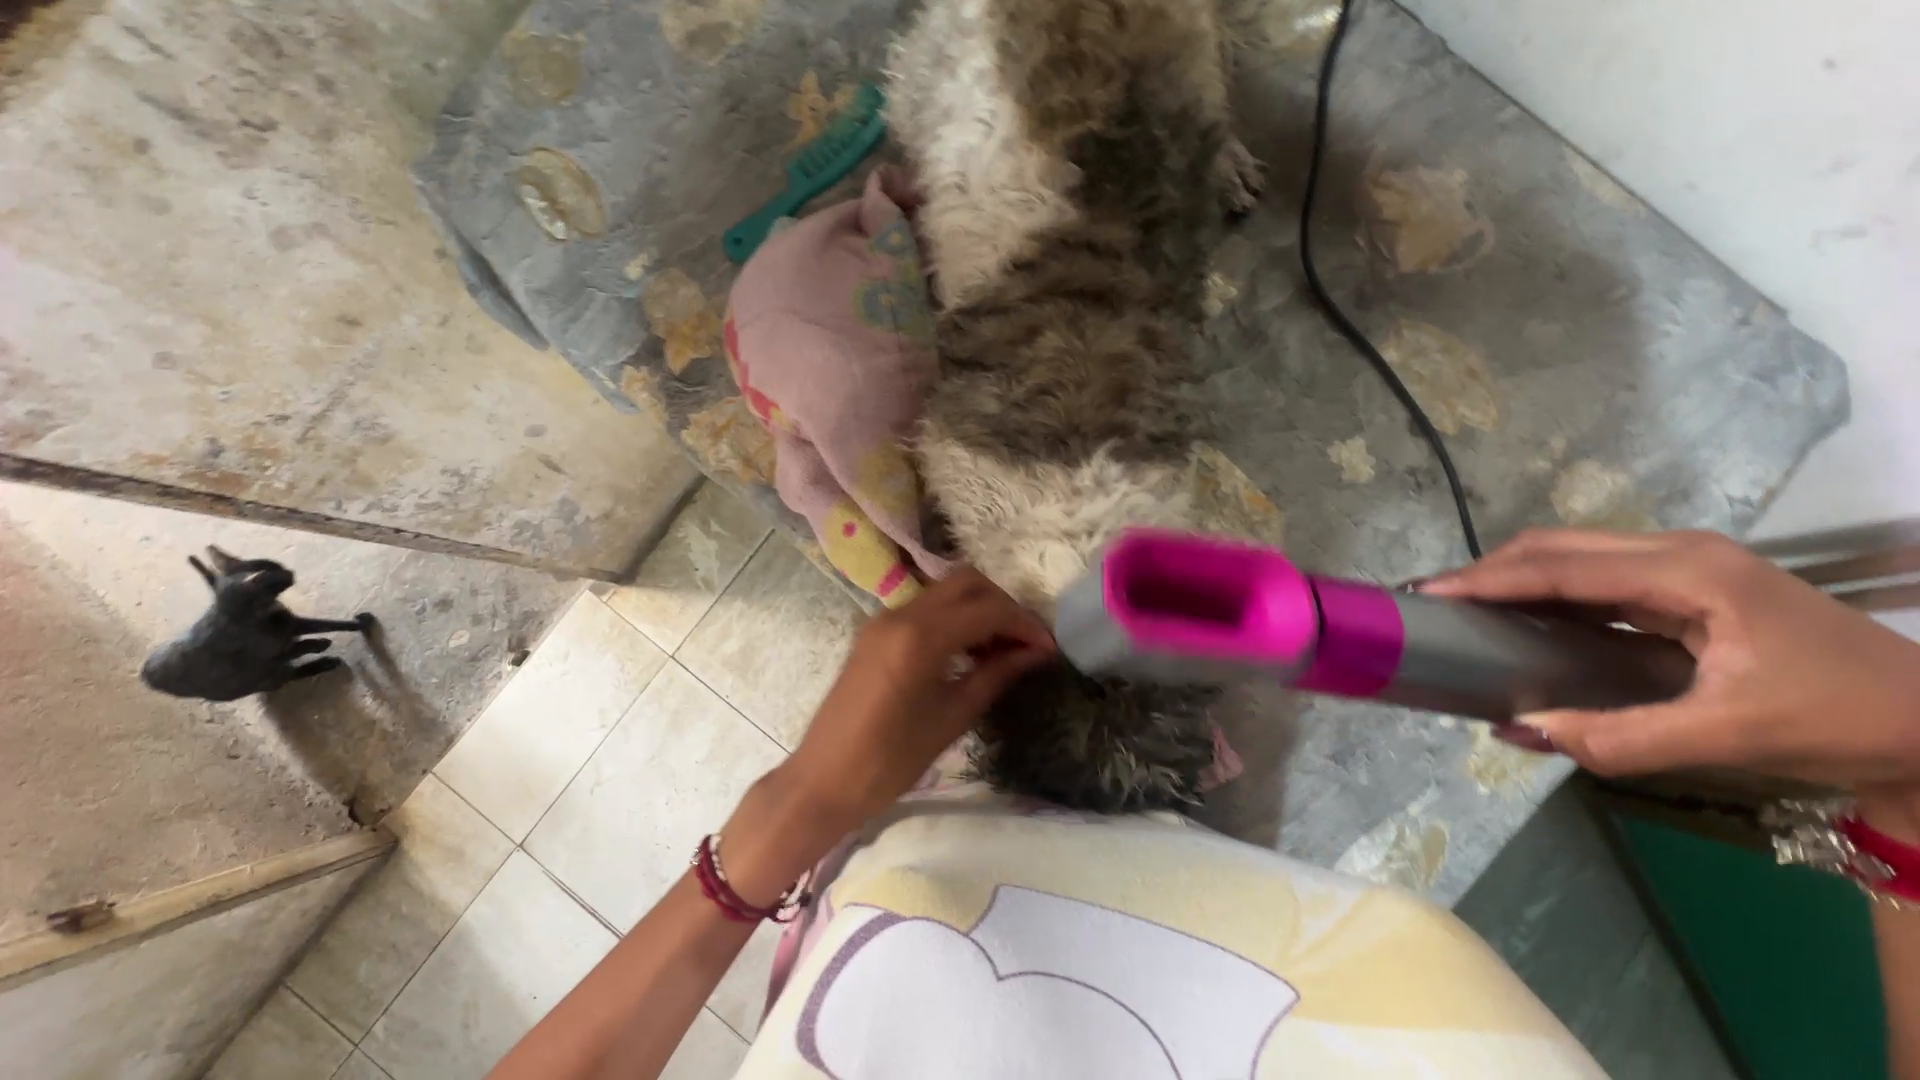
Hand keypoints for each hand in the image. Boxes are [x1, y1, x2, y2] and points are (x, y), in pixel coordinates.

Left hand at [719, 567, 1053, 902]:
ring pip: (944, 591)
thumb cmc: (890, 761)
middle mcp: (900, 614)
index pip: (987, 609)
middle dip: (1002, 606)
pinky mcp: (873, 632)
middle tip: (1025, 644)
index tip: (1048, 650)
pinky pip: (923, 609)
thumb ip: (995, 676)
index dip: (1024, 624)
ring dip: (977, 610)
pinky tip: (968, 654)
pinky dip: (952, 619)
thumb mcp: (952, 718)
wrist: (823, 780)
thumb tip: (1035, 653)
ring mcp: (882, 620)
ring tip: (1002, 652)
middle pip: (966, 583)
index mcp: (920, 637)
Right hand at [1423, 529, 1919, 826]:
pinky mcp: (1687, 587)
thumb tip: (1518, 730)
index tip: (1429, 594)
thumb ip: (1620, 737)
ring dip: (1515, 577)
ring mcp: (1685, 566)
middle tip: (1435, 603)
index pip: (1562, 567)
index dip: (1489, 579)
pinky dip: (1547, 592)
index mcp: (1689, 572)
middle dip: (1490, 569)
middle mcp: (1680, 553)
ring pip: (1575, 556)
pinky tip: (1524, 618)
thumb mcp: (1731, 735)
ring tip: (1466, 609)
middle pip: (1559, 545)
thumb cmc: (1844, 718)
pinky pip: (1596, 578)